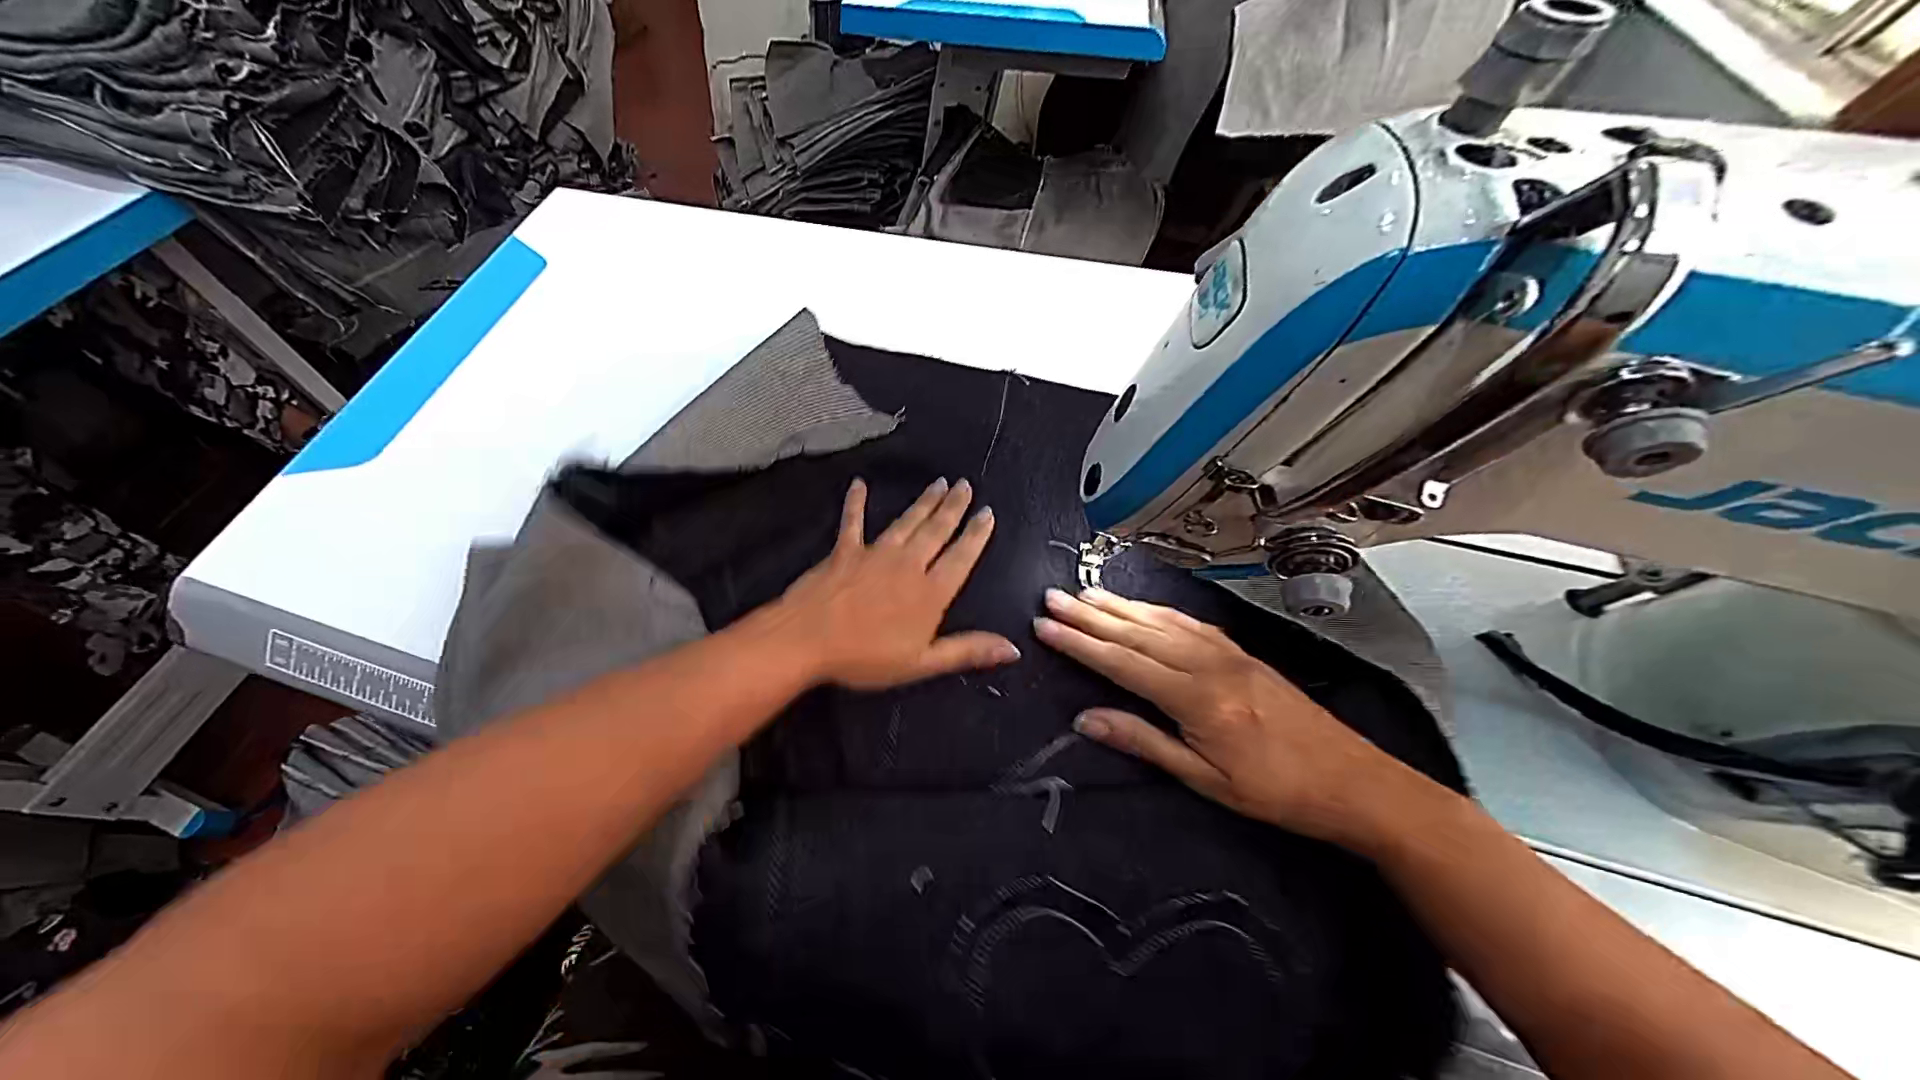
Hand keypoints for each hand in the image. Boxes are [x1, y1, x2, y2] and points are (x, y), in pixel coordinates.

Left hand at [766, 477, 1019, 690]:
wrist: (806, 640)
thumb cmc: (865, 657)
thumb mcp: (922, 663)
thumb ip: (968, 651)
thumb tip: (1014, 650)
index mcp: (930, 592)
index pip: (961, 557)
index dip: (976, 535)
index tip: (987, 513)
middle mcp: (908, 565)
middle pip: (936, 530)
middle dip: (953, 507)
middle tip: (966, 485)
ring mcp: (875, 553)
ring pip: (906, 522)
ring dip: (924, 502)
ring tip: (939, 483)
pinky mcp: (844, 551)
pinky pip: (853, 521)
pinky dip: (856, 502)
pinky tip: (859, 484)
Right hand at [1033, 587, 1435, 847]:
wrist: (1354, 782)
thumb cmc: (1278, 791)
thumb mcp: (1205, 779)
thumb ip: (1143, 741)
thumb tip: (1087, 719)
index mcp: (1197, 697)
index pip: (1122, 662)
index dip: (1079, 644)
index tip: (1046, 627)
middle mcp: (1209, 664)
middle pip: (1136, 633)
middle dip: (1089, 615)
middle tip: (1053, 598)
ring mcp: (1228, 653)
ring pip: (1161, 621)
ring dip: (1119, 606)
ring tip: (1085, 593)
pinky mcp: (1242, 653)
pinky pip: (1189, 622)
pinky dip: (1157, 611)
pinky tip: (1141, 607)